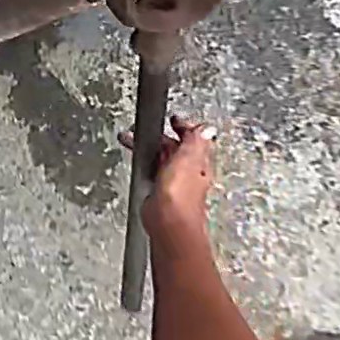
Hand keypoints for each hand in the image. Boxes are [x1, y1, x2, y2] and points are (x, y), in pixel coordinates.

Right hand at [120, 114, 216, 234]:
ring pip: (163, 157)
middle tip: (147, 128)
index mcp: (199, 163)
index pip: (195, 139)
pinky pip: (153, 167)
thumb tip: (207, 128)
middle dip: (162, 136)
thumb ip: (195, 142)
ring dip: (149, 146)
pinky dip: (145, 158)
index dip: (185, 127)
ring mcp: (174, 180)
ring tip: (131, 139)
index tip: (174, 119)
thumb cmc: (179, 195)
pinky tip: (137, 159)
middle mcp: (189, 171)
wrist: (168, 221)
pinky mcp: (159, 188)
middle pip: (177, 147)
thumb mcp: (188, 160)